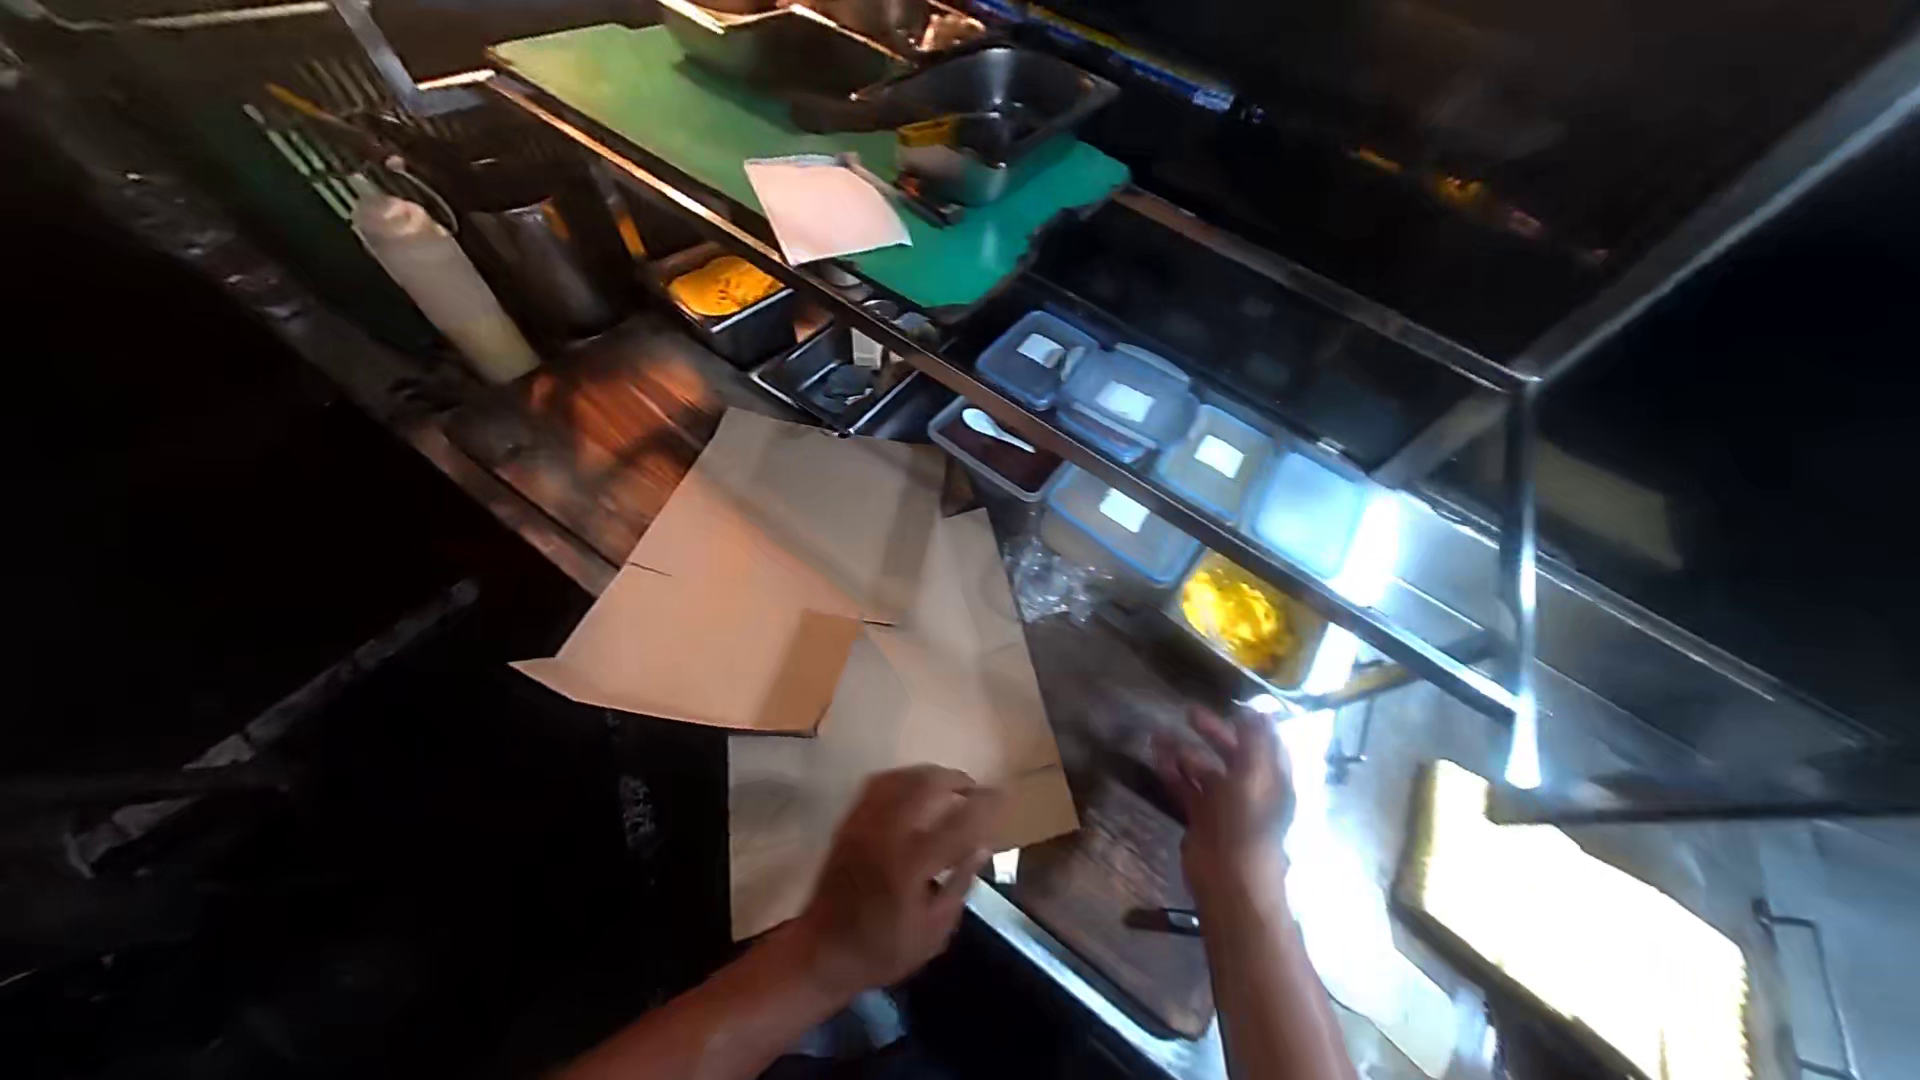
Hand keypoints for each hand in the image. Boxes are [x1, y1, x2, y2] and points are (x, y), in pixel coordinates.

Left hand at [792, 766, 998, 995]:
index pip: (959, 820)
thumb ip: (960, 884)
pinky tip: (915, 787)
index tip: (1002, 795)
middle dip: (957, 780)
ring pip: (903, 777)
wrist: (822, 951)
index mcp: (912, 863)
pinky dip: (904, 777)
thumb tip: (982, 846)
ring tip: (950, 785)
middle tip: (975, 790)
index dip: (985, 804)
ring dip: (932, 775)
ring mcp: (864, 821)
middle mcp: (887, 832)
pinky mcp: (849, 820)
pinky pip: (879, 782)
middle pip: (928, 784)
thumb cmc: (884, 949)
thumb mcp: (934, 931)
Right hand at [1151, 707, 1292, 902]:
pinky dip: (1171, 770)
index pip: (1267, 745)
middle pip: (1232, 754)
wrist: (1229, 881)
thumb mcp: (1254, 777)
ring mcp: (1224, 805)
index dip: (1252, 725)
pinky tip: (1156, 755)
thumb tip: (1257, 708)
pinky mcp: (1200, 818)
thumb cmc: (1247, 824)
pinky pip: (1184, 787)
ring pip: (1203, 769)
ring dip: (1184, 750)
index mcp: (1271, 781)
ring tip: (1159, 733)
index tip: (1231, 703)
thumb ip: (1255, 741)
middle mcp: (1250, 790)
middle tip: (1188, 712)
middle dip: (1212, 732)